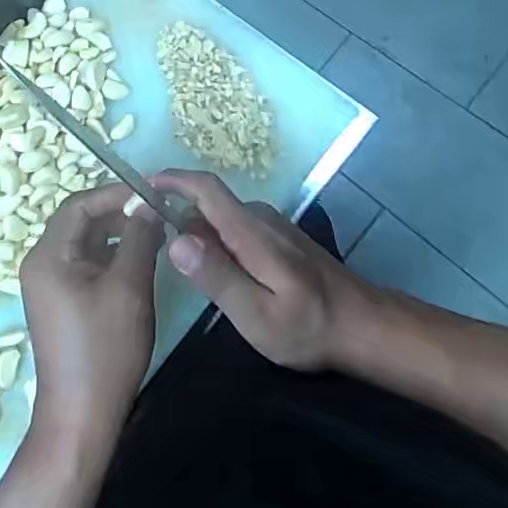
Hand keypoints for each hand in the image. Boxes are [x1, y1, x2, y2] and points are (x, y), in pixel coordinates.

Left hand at [19, 183, 163, 448]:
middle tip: (159, 216)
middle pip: (80, 222)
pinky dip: (112, 258)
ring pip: (86, 244)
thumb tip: (148, 204)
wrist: (81, 418)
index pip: (79, 205)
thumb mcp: (128, 287)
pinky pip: (86, 265)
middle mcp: (41, 264)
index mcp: (48, 255)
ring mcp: (49, 285)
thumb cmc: (104, 349)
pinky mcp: (61, 302)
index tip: (152, 196)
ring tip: (157, 238)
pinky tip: (140, 263)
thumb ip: (139, 238)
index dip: (116, 195)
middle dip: (119, 215)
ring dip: (119, 236)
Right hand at [153, 169, 376, 370]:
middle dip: (177, 216)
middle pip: (209, 205)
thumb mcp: (257, 314)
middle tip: (152, 248)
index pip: (206, 188)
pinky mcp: (279, 240)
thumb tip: (175, 239)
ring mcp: (272, 228)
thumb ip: (217, 276)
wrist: (364, 327)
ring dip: (197, 234)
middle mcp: (260, 219)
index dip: (173, 180)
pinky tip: (217, 275)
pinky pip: (237, 230)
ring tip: (182, 270)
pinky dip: (216, 242)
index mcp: (251, 231)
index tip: (142, 186)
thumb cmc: (309, 327)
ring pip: (222, 220)